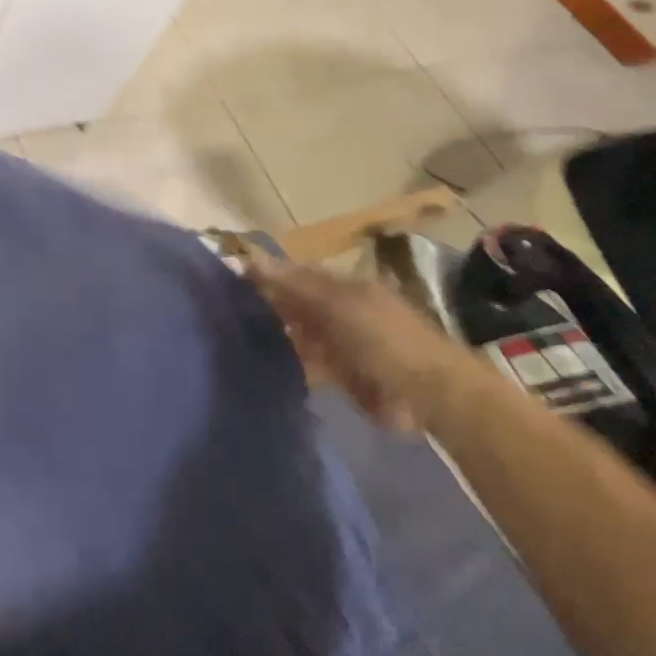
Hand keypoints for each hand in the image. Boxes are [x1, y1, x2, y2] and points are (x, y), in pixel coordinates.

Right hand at [248, 256, 473, 430]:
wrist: (430, 396)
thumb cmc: (385, 339)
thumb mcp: (337, 304)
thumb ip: (292, 284)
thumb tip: (247, 259)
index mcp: (345, 286)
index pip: (295, 273)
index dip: (265, 274)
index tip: (229, 281)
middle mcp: (340, 310)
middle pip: (292, 302)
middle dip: (264, 304)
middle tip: (224, 311)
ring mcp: (339, 342)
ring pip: (294, 331)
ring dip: (272, 333)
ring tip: (235, 336)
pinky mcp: (339, 373)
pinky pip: (302, 361)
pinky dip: (285, 360)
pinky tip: (262, 361)